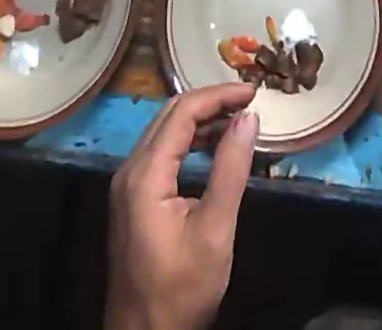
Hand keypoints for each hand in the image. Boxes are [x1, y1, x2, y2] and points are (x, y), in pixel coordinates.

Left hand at [106, 83, 258, 329]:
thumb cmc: (181, 290)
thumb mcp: (214, 231)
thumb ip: (230, 170)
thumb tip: (249, 119)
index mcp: (145, 173)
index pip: (182, 112)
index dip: (219, 96)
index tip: (254, 92)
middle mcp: (130, 168)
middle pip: (170, 114)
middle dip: (210, 101)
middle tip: (249, 101)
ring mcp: (128, 182)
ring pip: (165, 130)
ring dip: (201, 119)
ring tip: (239, 119)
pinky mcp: (133, 195)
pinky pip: (162, 150)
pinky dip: (190, 139)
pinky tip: (214, 144)